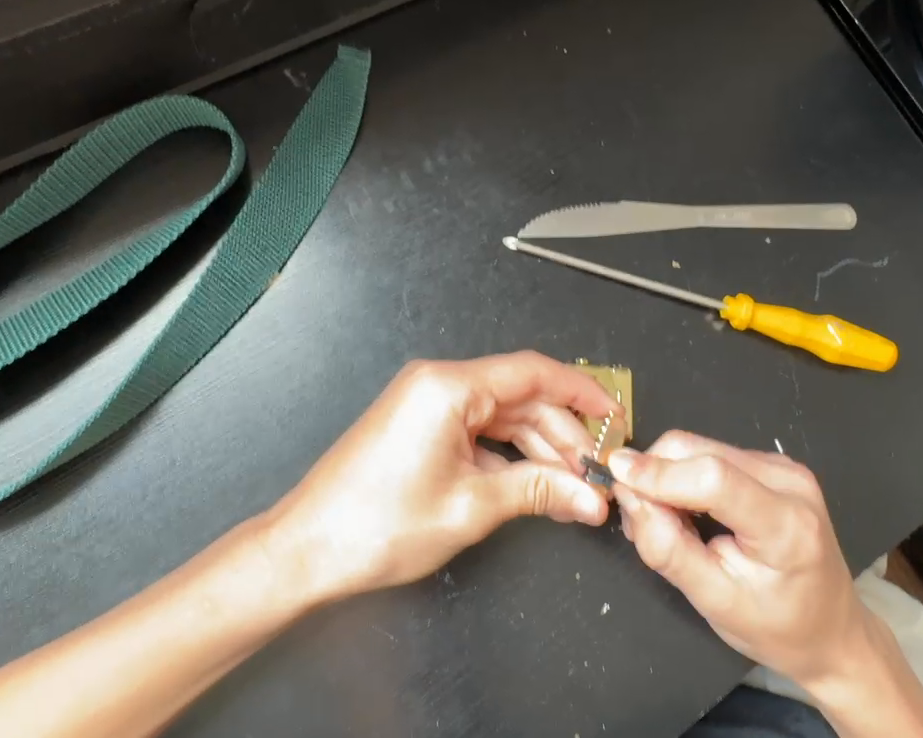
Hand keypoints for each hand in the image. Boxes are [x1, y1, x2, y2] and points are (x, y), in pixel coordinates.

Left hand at [265, 352, 618, 600]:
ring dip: (538, 451)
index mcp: (448, 386)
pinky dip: (508, 458)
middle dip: (562, 436)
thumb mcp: (471, 507)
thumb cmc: (377, 524)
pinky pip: (478, 433)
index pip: (533, 373)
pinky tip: (535, 487)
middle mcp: (438, 384)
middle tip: (597, 475)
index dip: (581, 392)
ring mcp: (427, 405)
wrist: (306, 550)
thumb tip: (589, 497)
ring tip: (574, 490)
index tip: (615, 416)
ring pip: (501, 417)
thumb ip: (538, 492)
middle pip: (520, 397)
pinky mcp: (421, 428)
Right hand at [608, 431, 868, 689]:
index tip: (613, 475)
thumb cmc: (778, 628)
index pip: (713, 478)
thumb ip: (669, 550)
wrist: (834, 631)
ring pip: (698, 445)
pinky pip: (709, 451)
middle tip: (639, 521)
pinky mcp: (772, 463)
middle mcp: (788, 480)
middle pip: (698, 450)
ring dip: (665, 474)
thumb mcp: (716, 603)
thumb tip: (629, 499)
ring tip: (664, 522)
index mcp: (785, 524)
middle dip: (653, 475)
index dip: (658, 473)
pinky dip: (683, 474)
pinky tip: (686, 509)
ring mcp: (782, 467)